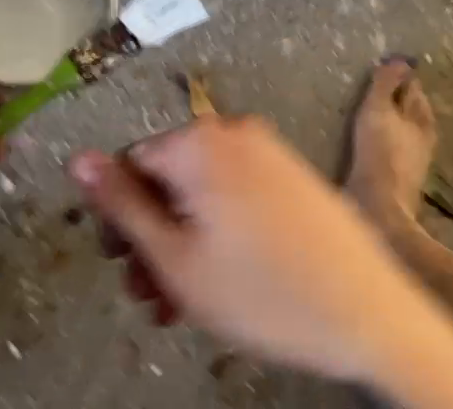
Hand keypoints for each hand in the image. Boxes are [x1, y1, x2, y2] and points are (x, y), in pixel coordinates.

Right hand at [70, 116, 405, 379]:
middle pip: (167, 179)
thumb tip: (78, 158)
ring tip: (182, 302)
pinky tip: (221, 282)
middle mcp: (232, 133)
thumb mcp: (175, 257)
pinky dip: (219, 232)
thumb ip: (121, 204)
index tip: (120, 265)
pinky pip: (237, 196)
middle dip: (151, 237)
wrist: (374, 318)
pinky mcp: (295, 177)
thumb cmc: (262, 292)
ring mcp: (269, 153)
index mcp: (197, 142)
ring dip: (183, 243)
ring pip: (202, 194)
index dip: (117, 217)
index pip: (129, 164)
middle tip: (149, 294)